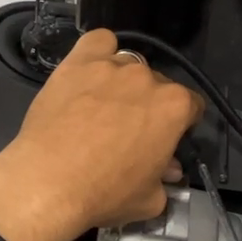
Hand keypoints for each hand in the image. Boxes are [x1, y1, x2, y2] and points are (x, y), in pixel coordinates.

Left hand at [0, 28, 201, 240]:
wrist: (49, 183)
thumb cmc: (105, 193)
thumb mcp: (150, 199)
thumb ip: (165, 178)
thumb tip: (167, 168)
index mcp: (174, 107)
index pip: (192, 105)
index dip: (182, 124)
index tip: (167, 140)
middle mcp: (147, 78)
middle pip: (159, 85)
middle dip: (151, 106)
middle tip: (131, 132)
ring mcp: (112, 66)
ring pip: (129, 65)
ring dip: (125, 83)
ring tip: (105, 106)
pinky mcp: (77, 62)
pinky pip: (98, 41)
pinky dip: (100, 52)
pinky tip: (92, 72)